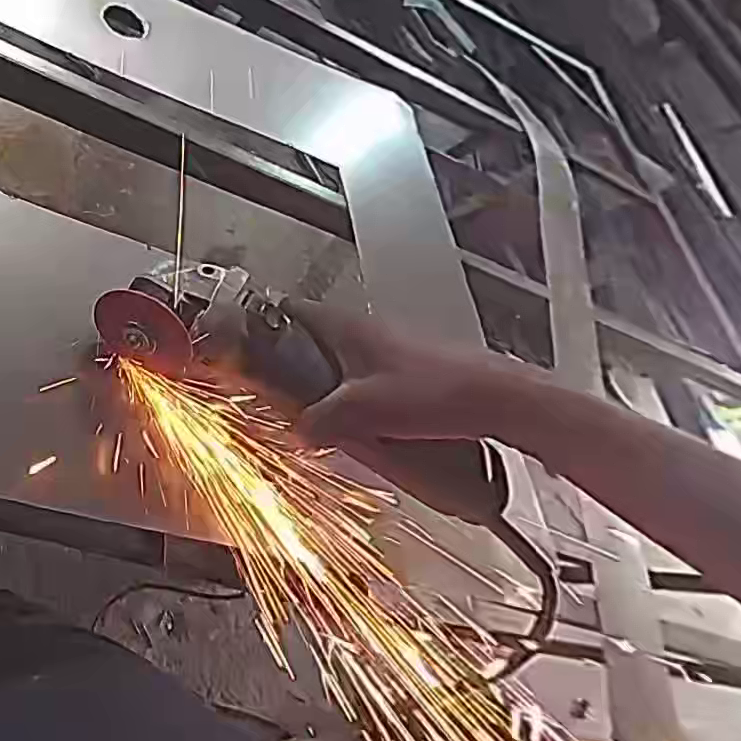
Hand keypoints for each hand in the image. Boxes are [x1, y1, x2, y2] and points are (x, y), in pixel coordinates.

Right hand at [285, 300, 545, 446]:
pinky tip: (352, 417)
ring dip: (317, 377)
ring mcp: (381, 345)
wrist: (495, 399)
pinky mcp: (399, 366)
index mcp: (342, 326)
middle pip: (306, 334)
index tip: (245, 343)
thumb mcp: (362, 411)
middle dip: (287, 358)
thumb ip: (319, 422)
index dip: (262, 323)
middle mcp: (360, 328)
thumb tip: (296, 432)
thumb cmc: (435, 390)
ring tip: (310, 406)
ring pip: (332, 354)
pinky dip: (344, 390)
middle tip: (274, 385)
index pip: (288, 308)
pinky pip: (357, 372)